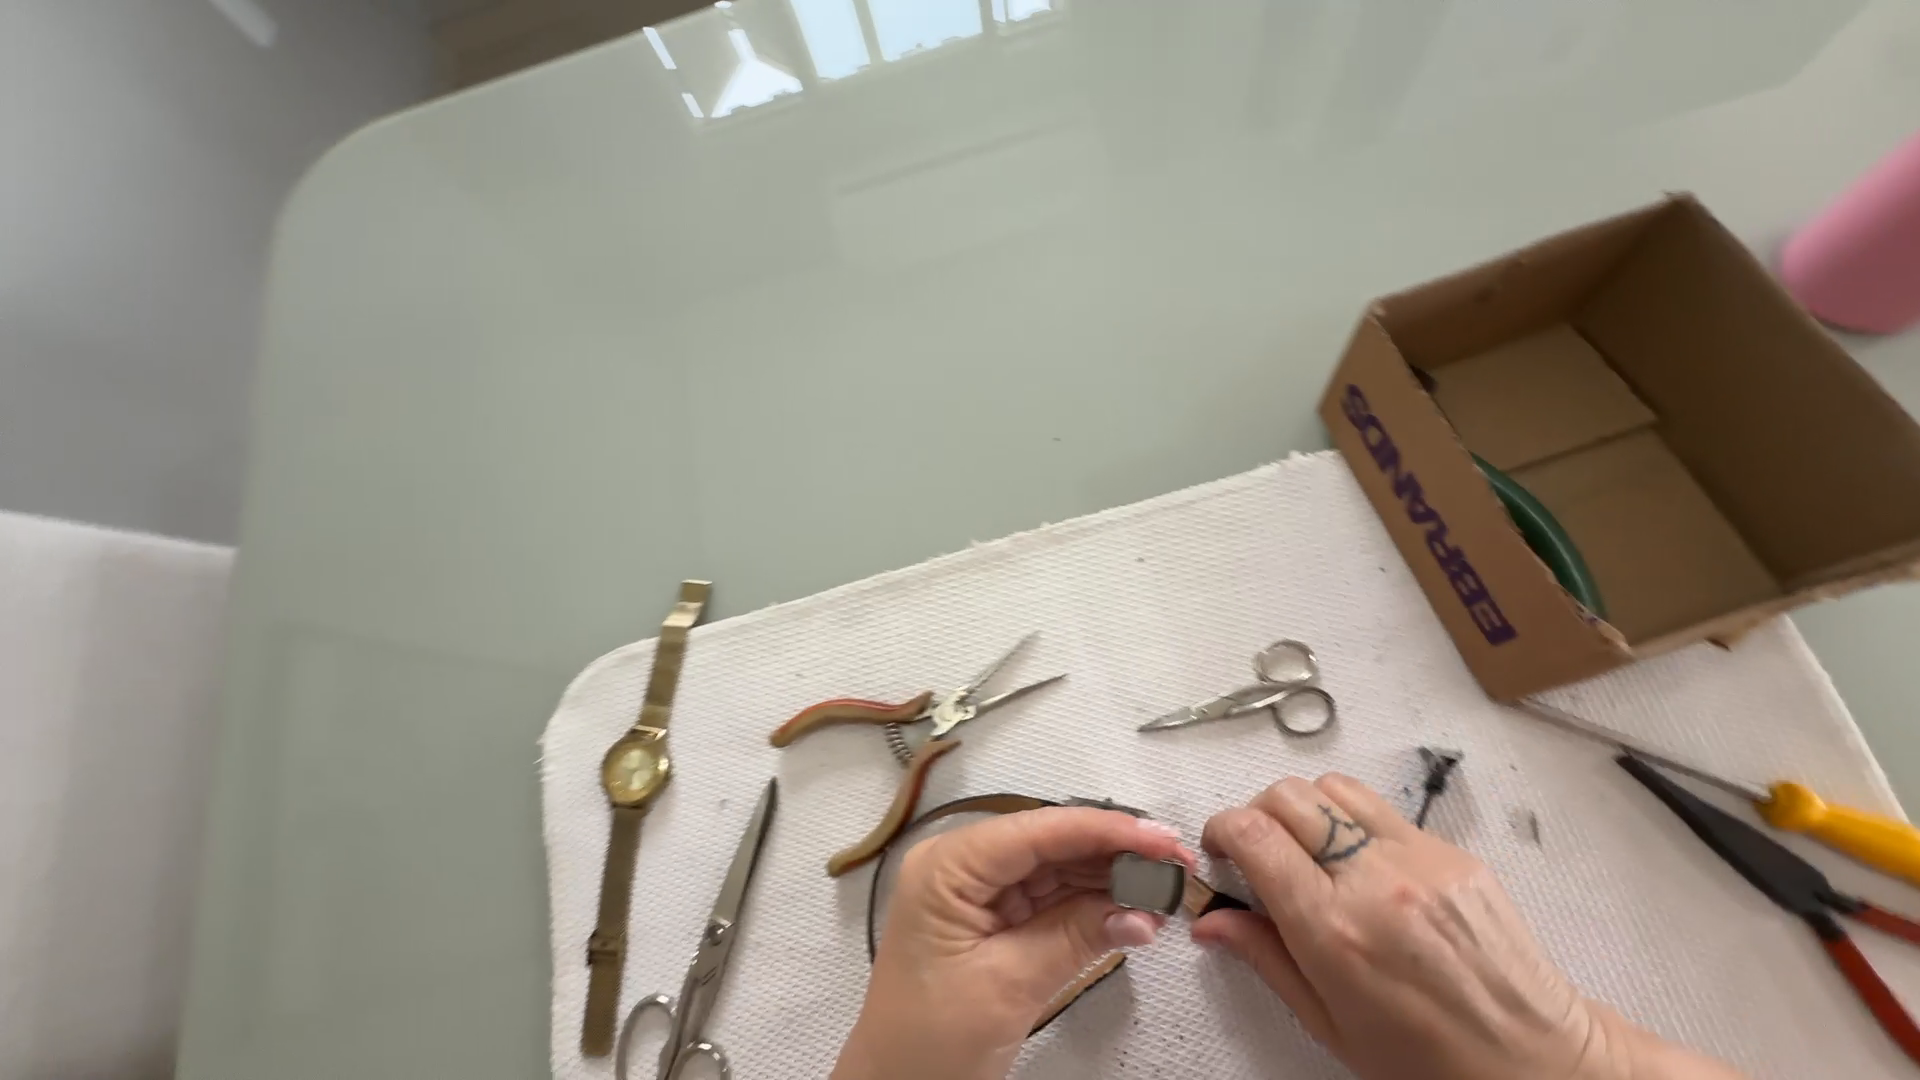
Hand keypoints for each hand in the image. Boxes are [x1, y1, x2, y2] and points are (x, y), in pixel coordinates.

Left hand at [831, 807, 1196, 1079]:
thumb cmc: (932, 1041)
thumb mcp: (1006, 986)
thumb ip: (1074, 937)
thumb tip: (1141, 912)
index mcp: (948, 865)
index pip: (1035, 830)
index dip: (1101, 828)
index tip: (1158, 837)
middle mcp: (961, 863)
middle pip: (1048, 842)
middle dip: (1113, 850)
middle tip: (1176, 862)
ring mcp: (977, 889)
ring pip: (1055, 866)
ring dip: (1109, 876)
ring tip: (1165, 886)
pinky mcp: (993, 916)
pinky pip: (1049, 897)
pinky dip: (1091, 903)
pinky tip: (1132, 908)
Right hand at [1197, 774, 1744, 1079]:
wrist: (1542, 1067)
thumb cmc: (1426, 1063)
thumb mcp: (1329, 1024)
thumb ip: (1263, 957)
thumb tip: (1206, 919)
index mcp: (1334, 931)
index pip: (1253, 834)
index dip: (1221, 829)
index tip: (1219, 849)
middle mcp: (1373, 881)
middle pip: (1287, 795)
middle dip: (1257, 812)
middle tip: (1260, 849)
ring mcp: (1418, 858)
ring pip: (1332, 786)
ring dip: (1304, 807)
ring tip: (1309, 847)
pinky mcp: (1452, 852)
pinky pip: (1381, 809)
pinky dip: (1352, 821)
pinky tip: (1362, 863)